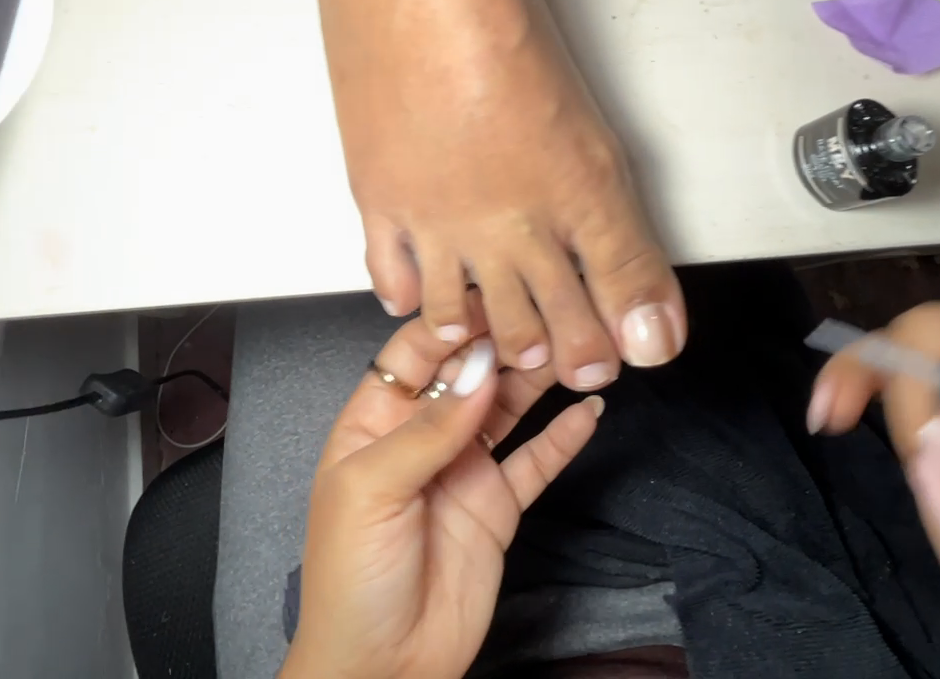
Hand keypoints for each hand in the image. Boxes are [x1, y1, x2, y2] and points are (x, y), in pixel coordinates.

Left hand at [283, 308, 602, 678]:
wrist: (382, 666)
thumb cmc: (351, 574)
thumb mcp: (372, 489)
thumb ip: (428, 429)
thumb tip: (478, 368)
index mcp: (377, 419)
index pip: (417, 354)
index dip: (451, 325)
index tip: (492, 297)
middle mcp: (424, 434)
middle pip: (468, 374)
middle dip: (501, 344)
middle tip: (544, 314)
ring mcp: (464, 467)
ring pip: (506, 409)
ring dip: (536, 380)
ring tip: (572, 346)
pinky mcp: (497, 504)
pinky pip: (535, 462)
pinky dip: (563, 437)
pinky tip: (588, 410)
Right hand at [314, 0, 687, 391]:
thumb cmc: (505, 18)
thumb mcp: (591, 121)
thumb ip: (621, 234)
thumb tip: (654, 327)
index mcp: (568, 199)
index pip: (603, 302)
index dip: (616, 338)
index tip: (622, 354)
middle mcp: (500, 221)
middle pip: (536, 315)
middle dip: (564, 347)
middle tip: (571, 367)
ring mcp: (431, 212)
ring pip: (466, 308)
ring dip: (492, 332)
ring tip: (506, 347)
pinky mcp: (374, 192)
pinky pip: (391, 271)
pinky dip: (410, 298)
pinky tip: (418, 305)